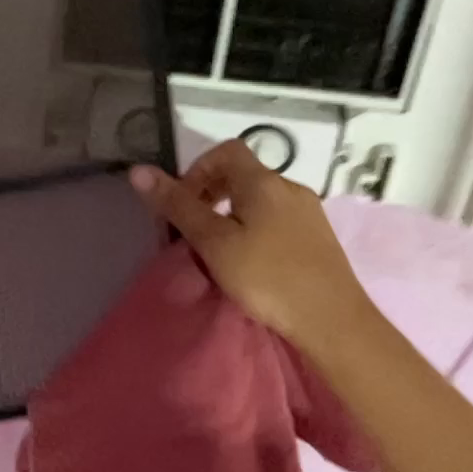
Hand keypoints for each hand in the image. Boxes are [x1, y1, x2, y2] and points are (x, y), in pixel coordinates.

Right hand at [130, 141, 378, 350]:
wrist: (332, 320)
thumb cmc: (267, 278)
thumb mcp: (213, 242)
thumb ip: (178, 206)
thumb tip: (139, 171)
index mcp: (264, 182)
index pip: (225, 151)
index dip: (196, 170)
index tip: (184, 205)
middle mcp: (289, 187)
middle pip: (241, 174)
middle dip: (210, 195)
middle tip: (193, 232)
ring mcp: (308, 212)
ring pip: (258, 199)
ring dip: (230, 215)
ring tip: (217, 251)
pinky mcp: (317, 236)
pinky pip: (275, 218)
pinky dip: (253, 229)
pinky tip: (249, 262)